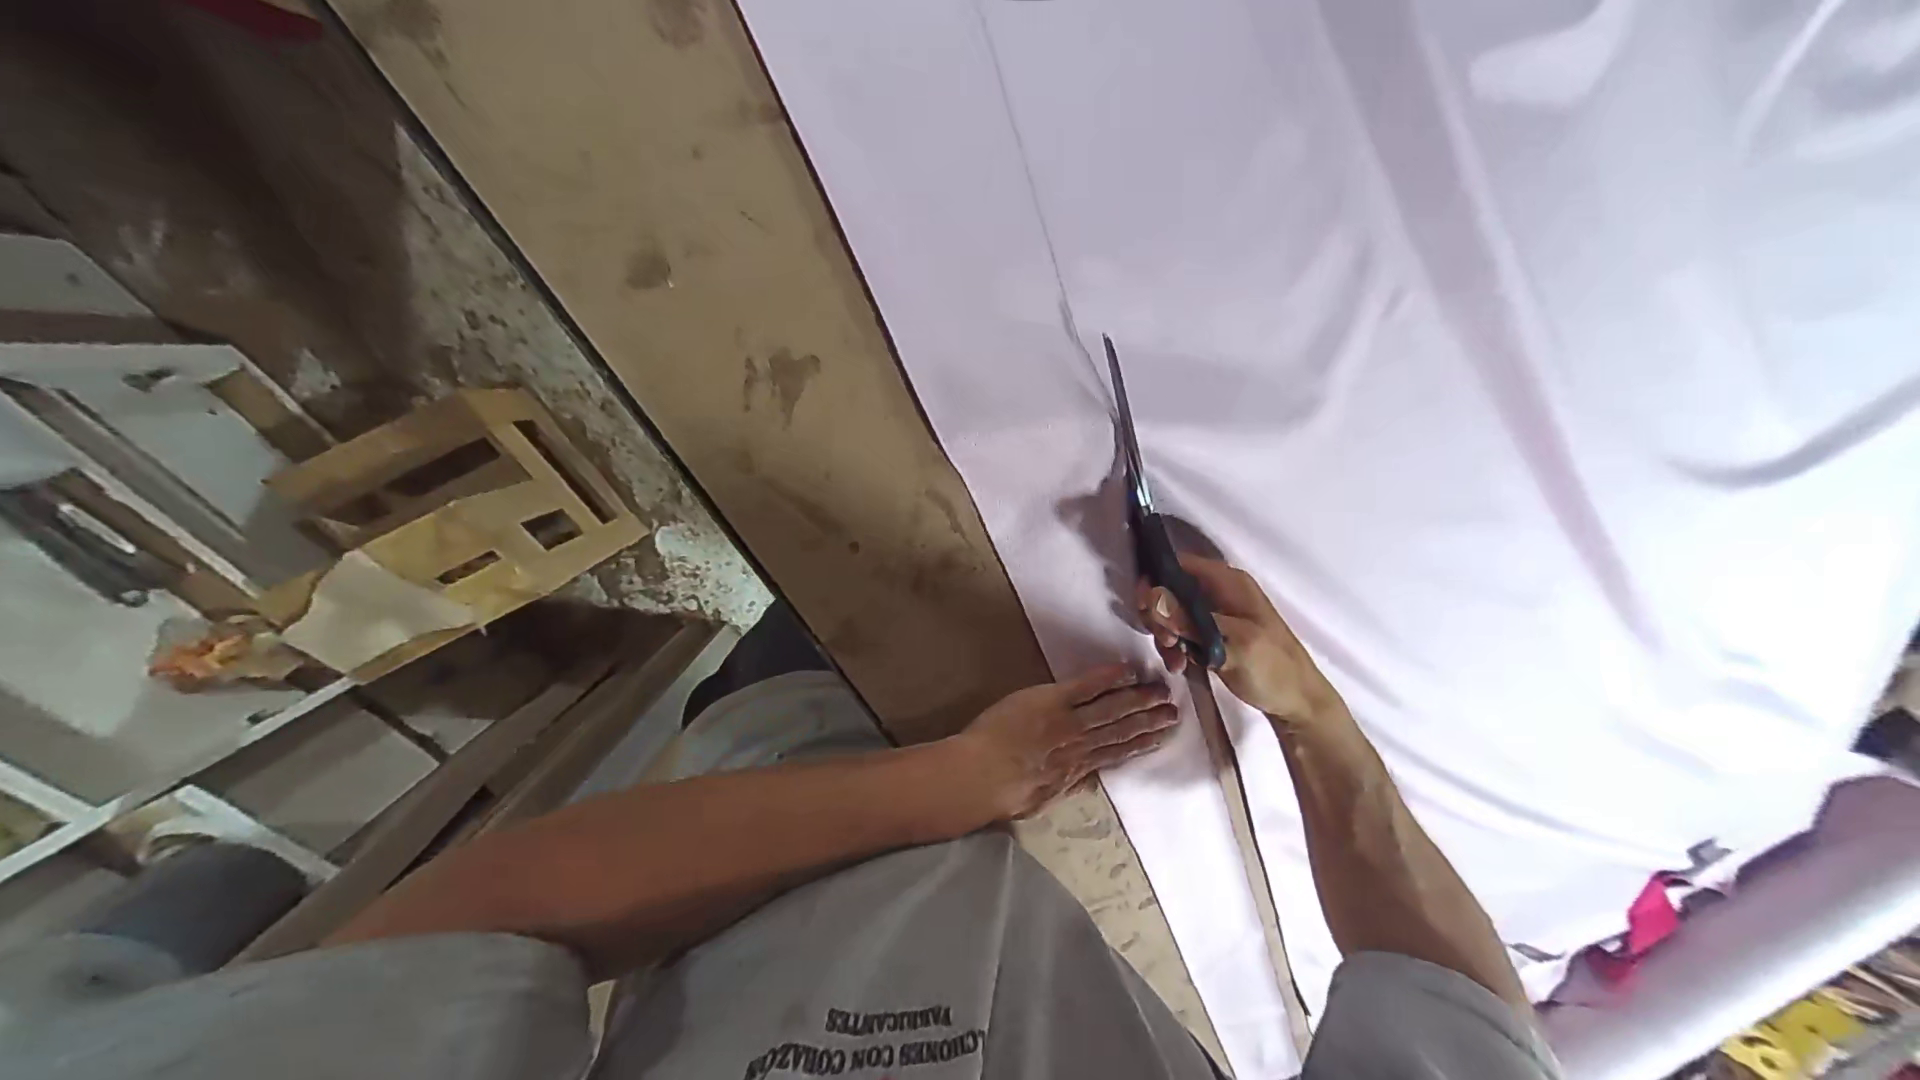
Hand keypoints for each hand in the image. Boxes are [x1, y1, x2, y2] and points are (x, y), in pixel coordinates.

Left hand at [944, 665, 1177, 819]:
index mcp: (1077, 769)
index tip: (1160, 737)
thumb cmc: (1003, 793)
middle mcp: (1080, 745)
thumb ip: (1068, 787)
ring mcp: (1068, 721)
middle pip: (1122, 730)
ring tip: (1162, 693)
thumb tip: (1088, 782)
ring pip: (1113, 709)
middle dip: (1149, 720)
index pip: (1116, 754)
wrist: (981, 776)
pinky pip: (1086, 687)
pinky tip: (1127, 670)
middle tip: (1173, 711)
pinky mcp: (1052, 701)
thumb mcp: (1042, 800)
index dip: (1141, 744)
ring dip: (1139, 699)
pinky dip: (1108, 678)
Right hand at [1137, 554, 1343, 727]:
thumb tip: (1153, 596)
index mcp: (1228, 582)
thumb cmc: (1274, 669)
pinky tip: (1180, 665)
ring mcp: (1216, 614)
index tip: (1143, 608)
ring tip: (1175, 660)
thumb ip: (1191, 620)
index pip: (1179, 565)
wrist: (1298, 705)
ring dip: (1166, 635)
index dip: (1156, 580)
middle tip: (1167, 641)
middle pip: (1170, 590)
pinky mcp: (1212, 635)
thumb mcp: (1232, 645)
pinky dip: (1176, 647)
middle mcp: (1219, 592)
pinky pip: (1182, 632)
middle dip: (1160, 615)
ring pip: (1172, 613)